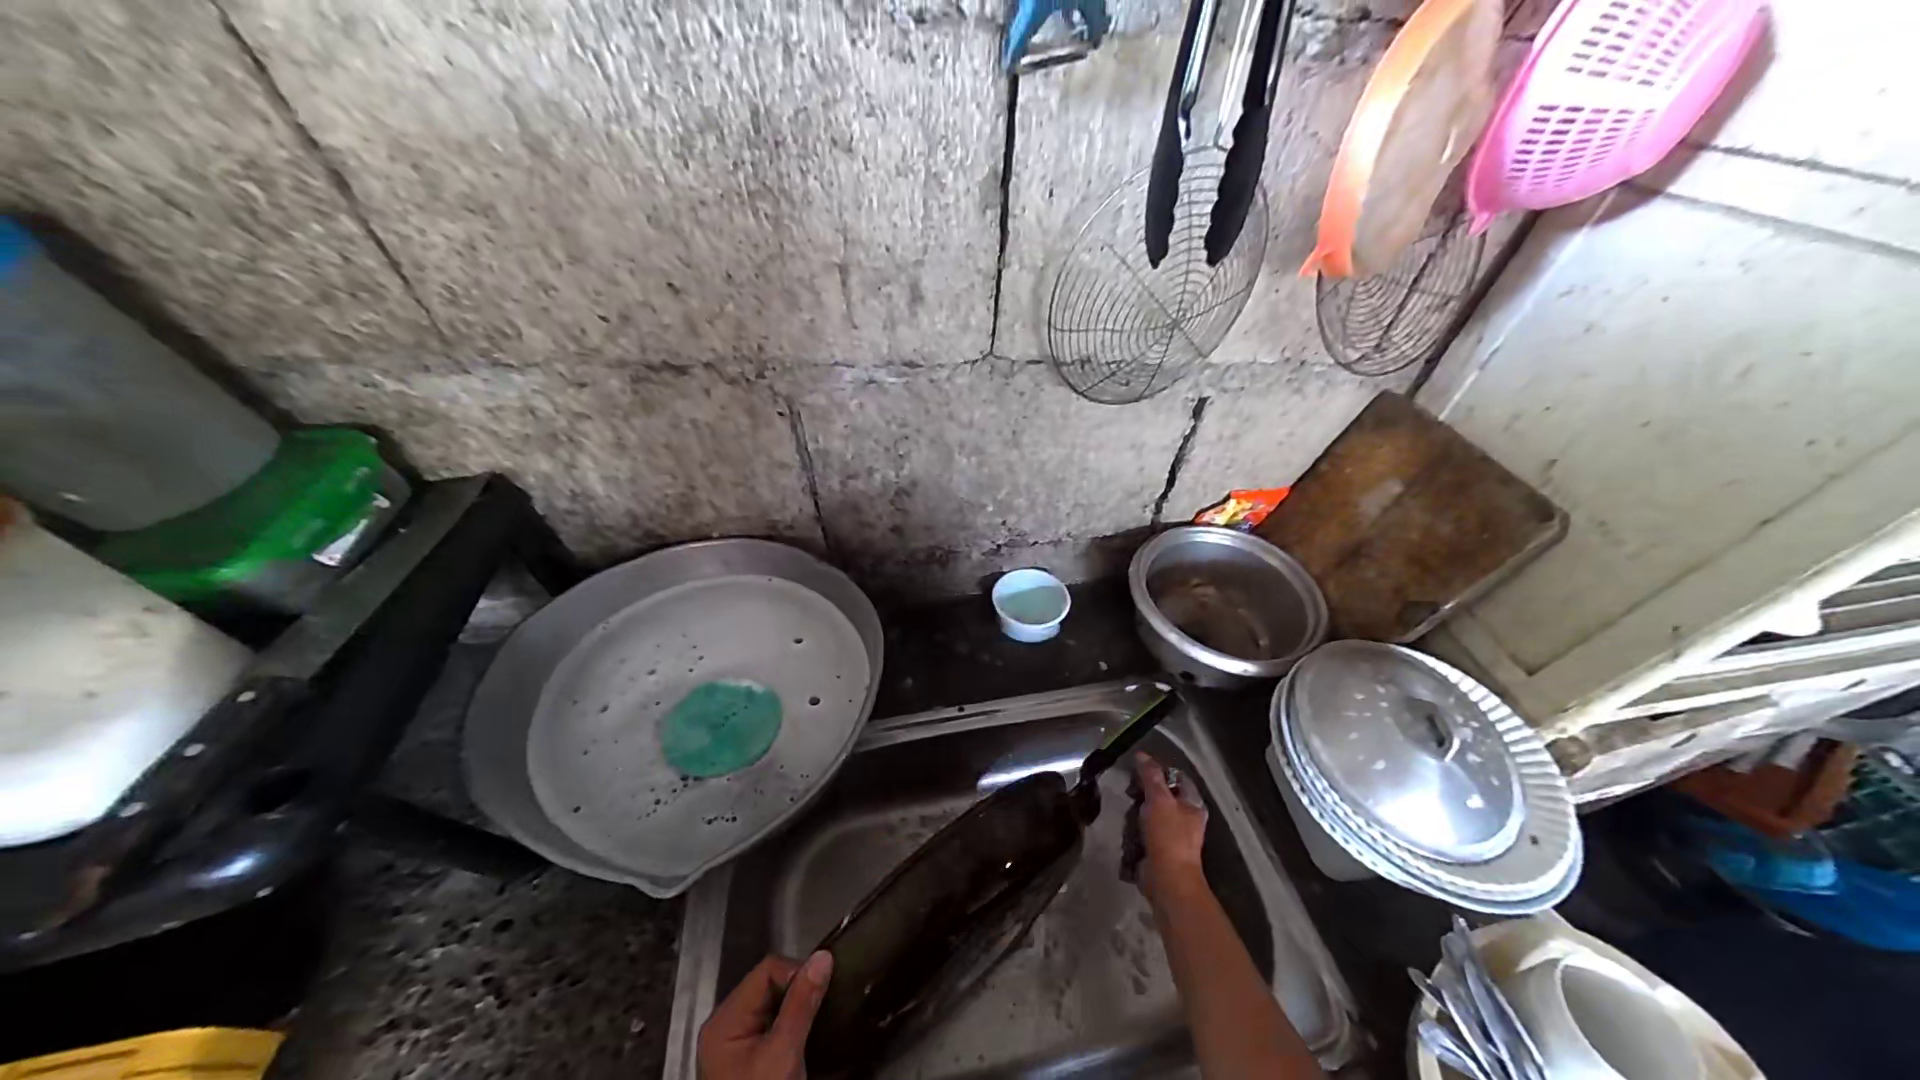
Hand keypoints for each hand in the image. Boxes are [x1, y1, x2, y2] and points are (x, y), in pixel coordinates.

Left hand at [697, 950, 833, 1079]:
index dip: (797, 974)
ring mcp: (737, 1043)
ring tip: (816, 1022)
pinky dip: (794, 1024)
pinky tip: (806, 1037)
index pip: (767, 970)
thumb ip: (801, 1005)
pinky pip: (775, 1023)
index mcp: (725, 1020)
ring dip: (798, 1008)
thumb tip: (822, 958)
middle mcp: (726, 1025)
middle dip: (798, 992)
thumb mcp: (783, 1055)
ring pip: (775, 1003)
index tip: (821, 992)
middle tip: (820, 1011)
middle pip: (769, 984)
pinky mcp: (750, 1058)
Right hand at [1134, 752, 1207, 897]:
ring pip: (1148, 813)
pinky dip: (1133, 831)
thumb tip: (1141, 755)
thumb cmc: (1168, 835)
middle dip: (1143, 794)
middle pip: (1160, 794)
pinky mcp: (1157, 848)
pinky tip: (1127, 832)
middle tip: (1131, 794)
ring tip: (1128, 817)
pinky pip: (1142, 831)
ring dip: (1136, 814)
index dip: (1158, 771)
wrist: (1167, 879)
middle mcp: (1184, 817)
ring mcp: (1171, 834)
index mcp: (1192, 804)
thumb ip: (1150, 776)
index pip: (1176, 777)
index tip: (1138, 771)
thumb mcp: (1159, 799)